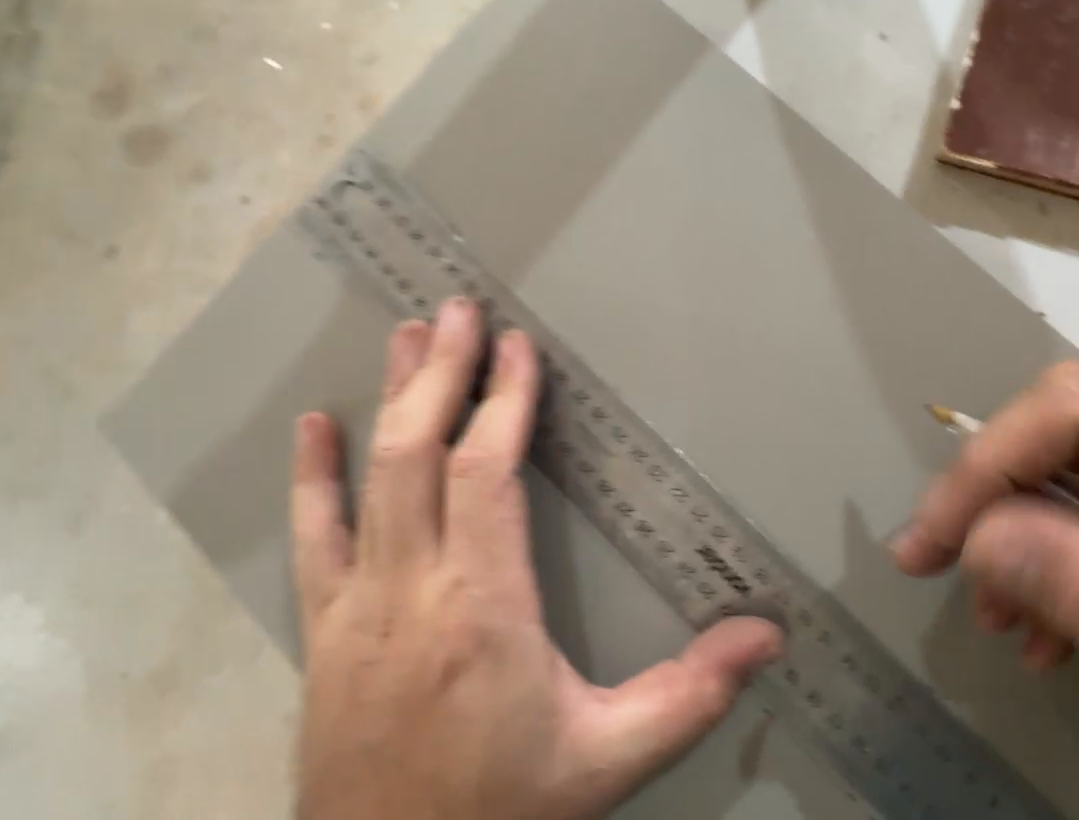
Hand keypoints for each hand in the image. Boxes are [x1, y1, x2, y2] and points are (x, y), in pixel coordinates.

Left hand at [292, 300, 782, 819]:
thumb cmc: (503, 809)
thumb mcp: (610, 760)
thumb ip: (689, 695)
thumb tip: (767, 635)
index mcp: (483, 609)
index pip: (485, 475)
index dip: (503, 403)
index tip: (518, 347)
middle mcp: (411, 591)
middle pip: (417, 453)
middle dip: (443, 373)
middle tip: (458, 309)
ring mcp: (354, 608)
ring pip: (367, 480)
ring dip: (389, 400)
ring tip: (408, 335)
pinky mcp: (322, 632)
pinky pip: (311, 538)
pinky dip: (311, 476)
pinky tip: (313, 425)